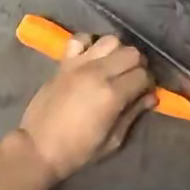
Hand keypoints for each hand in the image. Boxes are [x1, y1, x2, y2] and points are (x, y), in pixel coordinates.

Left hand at [17, 34, 155, 180]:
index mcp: (112, 94)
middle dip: (137, 65)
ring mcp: (79, 64)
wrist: (38, 147)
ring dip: (117, 52)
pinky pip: (80, 39)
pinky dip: (89, 43)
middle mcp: (98, 72)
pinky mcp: (64, 62)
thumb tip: (151, 97)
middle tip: (132, 80)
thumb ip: (133, 114)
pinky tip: (91, 57)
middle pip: (131, 53)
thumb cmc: (78, 151)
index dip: (148, 83)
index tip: (144, 93)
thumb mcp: (113, 140)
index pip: (143, 75)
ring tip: (113, 67)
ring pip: (110, 40)